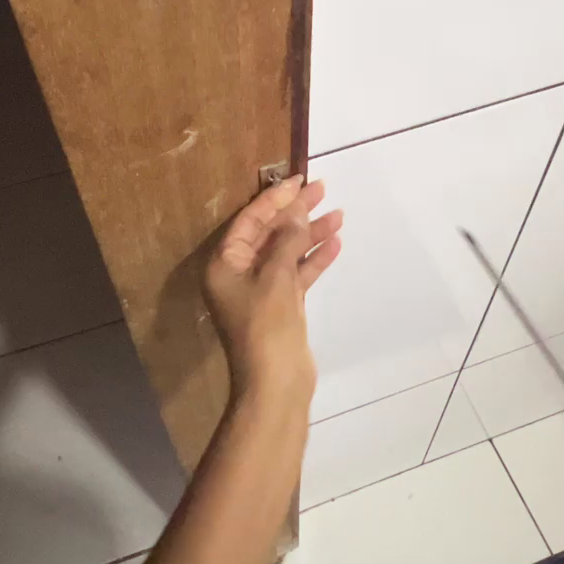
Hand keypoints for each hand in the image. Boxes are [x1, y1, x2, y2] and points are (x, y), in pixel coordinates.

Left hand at [202, 176, 343, 404]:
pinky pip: (297, 273)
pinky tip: (335, 243)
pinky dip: (314, 259)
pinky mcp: (281, 305)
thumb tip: (296, 211)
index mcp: (225, 263)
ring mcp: (261, 290)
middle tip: (323, 189)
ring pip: (287, 252)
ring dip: (310, 233)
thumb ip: (287, 240)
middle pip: (269, 232)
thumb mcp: (276, 276)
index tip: (299, 180)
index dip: (275, 198)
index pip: (250, 220)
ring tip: (339, 214)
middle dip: (296, 211)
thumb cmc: (267, 326)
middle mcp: (238, 273)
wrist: (276, 383)